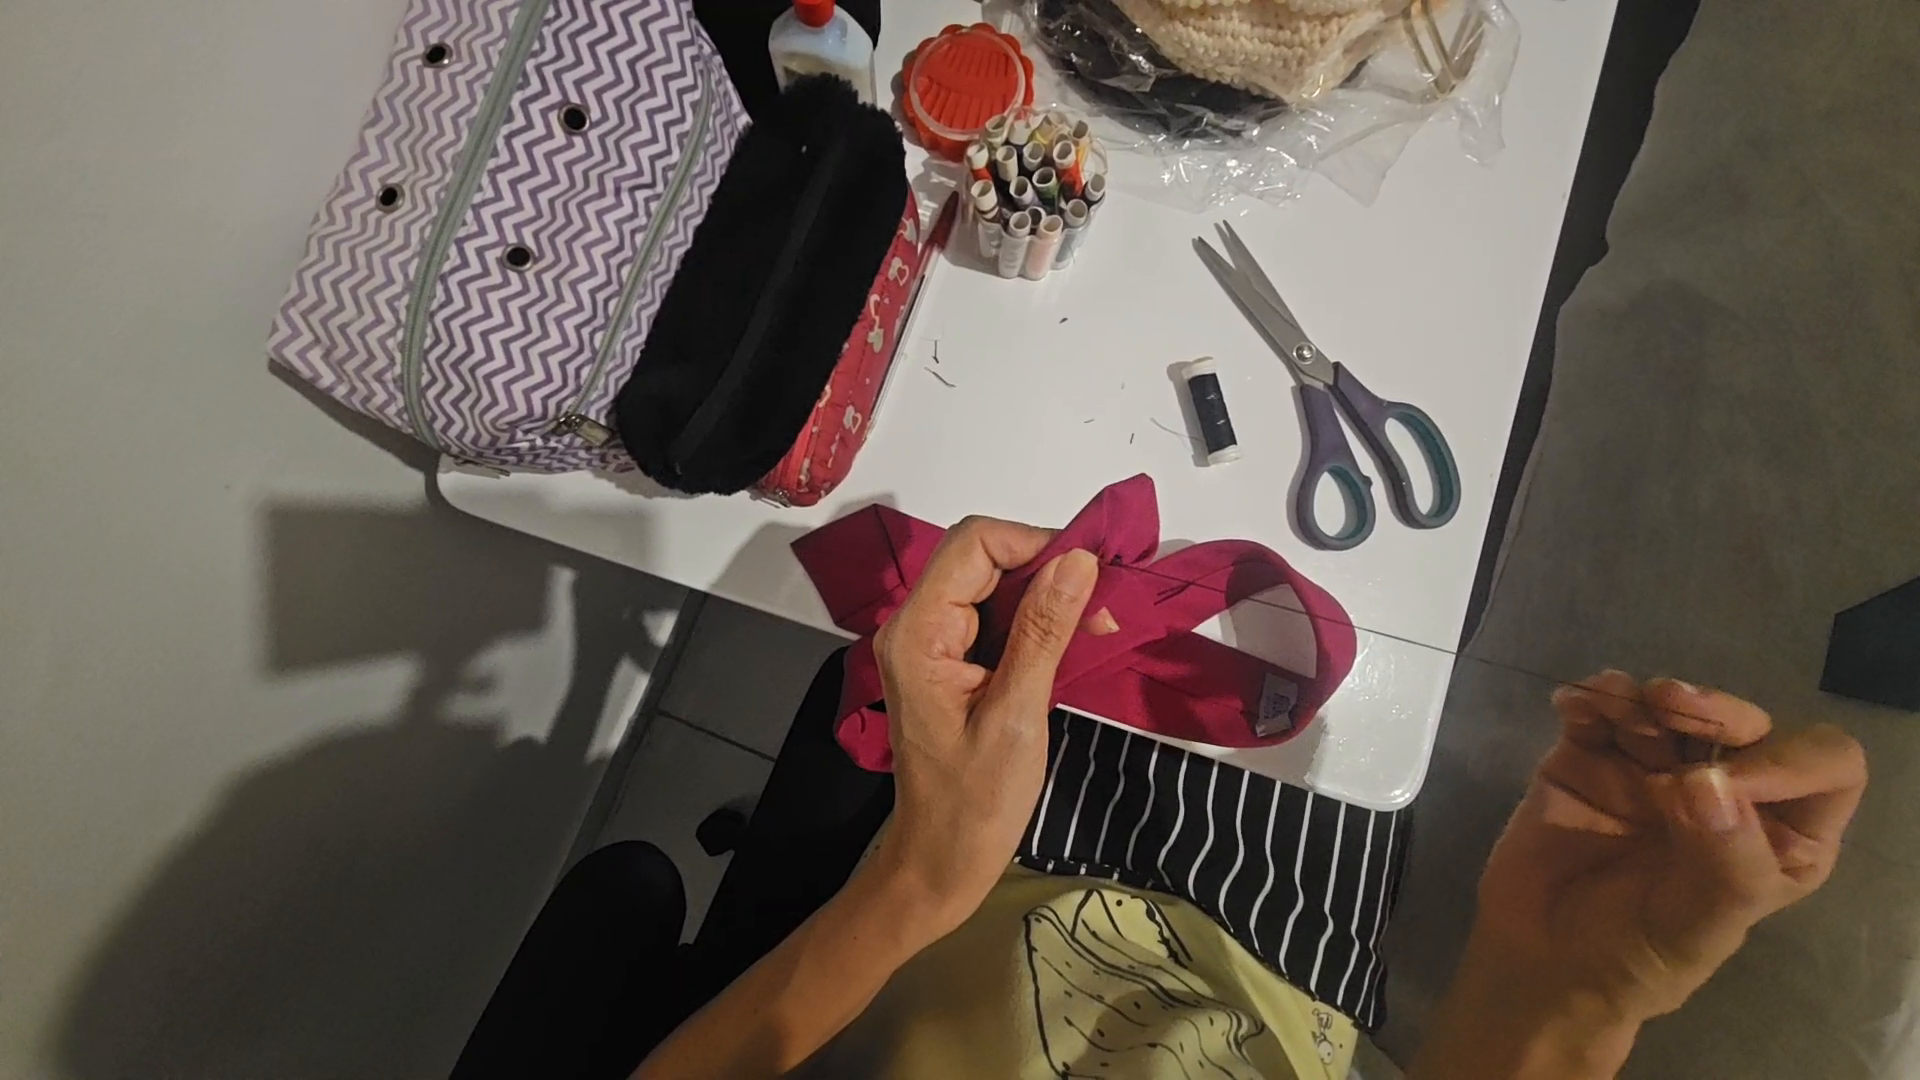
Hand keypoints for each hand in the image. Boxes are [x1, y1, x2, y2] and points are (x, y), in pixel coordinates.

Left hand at [861, 517, 1108, 939]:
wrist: (939, 862)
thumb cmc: (975, 805)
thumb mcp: (1017, 716)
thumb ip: (1043, 631)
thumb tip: (1078, 560)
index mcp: (918, 634)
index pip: (973, 544)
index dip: (1034, 543)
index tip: (1089, 574)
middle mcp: (915, 625)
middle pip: (981, 558)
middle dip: (1044, 569)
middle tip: (1100, 605)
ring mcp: (929, 641)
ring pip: (991, 584)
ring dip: (1044, 595)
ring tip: (1094, 625)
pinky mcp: (947, 659)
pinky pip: (992, 616)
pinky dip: (1033, 620)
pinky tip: (1068, 641)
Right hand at [1474, 672, 1866, 1026]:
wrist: (1540, 949)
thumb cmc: (1636, 952)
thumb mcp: (1697, 924)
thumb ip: (1719, 857)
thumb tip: (1707, 779)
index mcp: (1776, 836)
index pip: (1819, 772)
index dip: (1786, 761)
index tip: (1722, 779)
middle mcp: (1719, 795)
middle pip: (1740, 727)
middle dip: (1710, 708)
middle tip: (1667, 704)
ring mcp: (1644, 771)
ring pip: (1660, 709)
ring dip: (1638, 697)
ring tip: (1606, 705)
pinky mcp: (1582, 760)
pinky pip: (1592, 715)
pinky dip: (1585, 698)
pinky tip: (1570, 704)